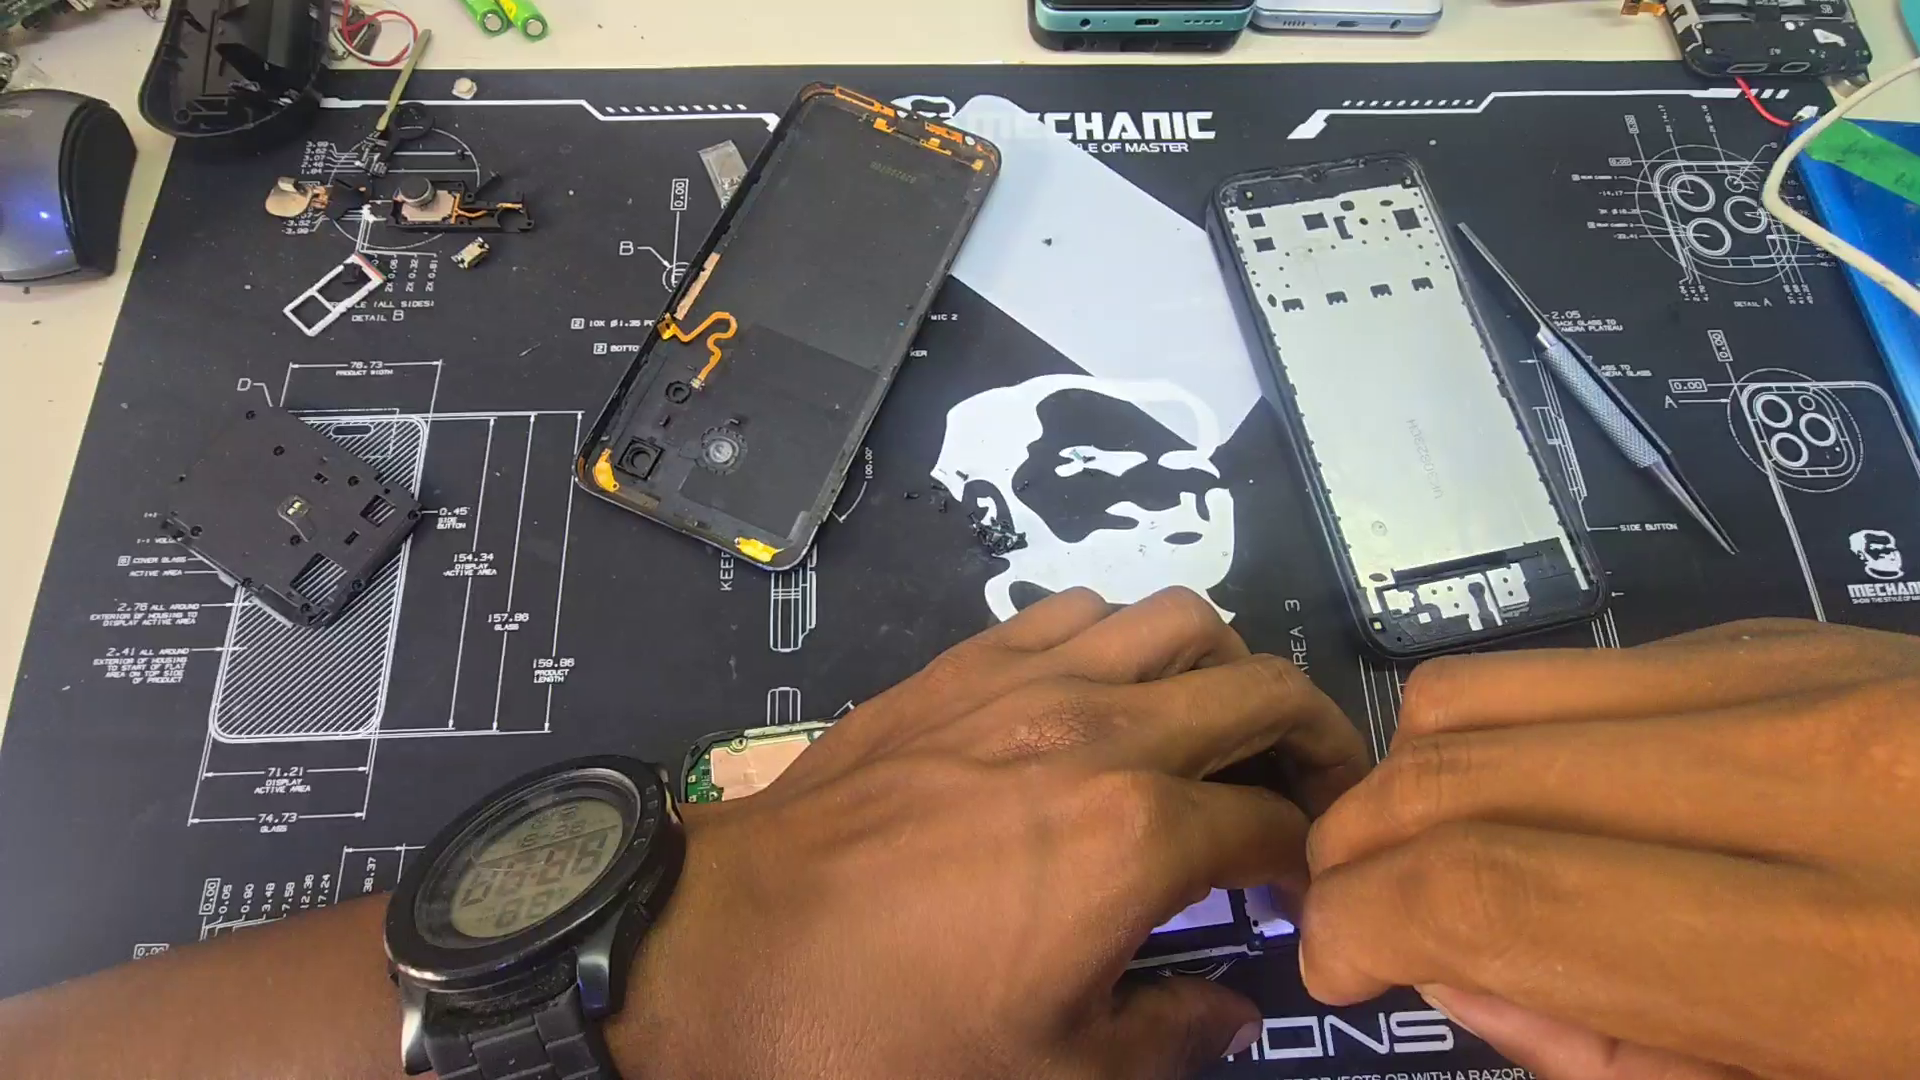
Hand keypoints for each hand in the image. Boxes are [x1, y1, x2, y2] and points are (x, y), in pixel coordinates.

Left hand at [609, 586, 1367, 1079]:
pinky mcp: (970, 656)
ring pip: (1176, 619)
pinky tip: (1103, 689)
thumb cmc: (893, 1024)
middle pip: (1259, 689)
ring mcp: (1032, 675)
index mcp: (1135, 835)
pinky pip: (1077, 610)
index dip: (1309, 858)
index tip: (1299, 888)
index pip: (1273, 823)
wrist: (742, 940)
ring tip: (1207, 723)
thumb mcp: (1052, 1069)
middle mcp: (1101, 728)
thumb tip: (1237, 1004)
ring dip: (1219, 667)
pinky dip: (1119, 638)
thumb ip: (1173, 1033)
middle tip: (1307, 783)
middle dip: (1313, 735)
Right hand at [1299, 618, 1919, 1079]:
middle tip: (1352, 909)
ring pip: (1474, 696)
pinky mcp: (1789, 635)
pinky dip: (1488, 741)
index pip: (1500, 887)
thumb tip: (1452, 972)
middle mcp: (1828, 765)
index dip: (1367, 924)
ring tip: (1422, 853)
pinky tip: (1534, 807)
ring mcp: (1802, 668)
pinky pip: (1554, 673)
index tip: (1334, 962)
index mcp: (1890, 962)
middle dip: (1357, 844)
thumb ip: (1637, 1068)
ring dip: (1403, 781)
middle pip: (1460, 768)